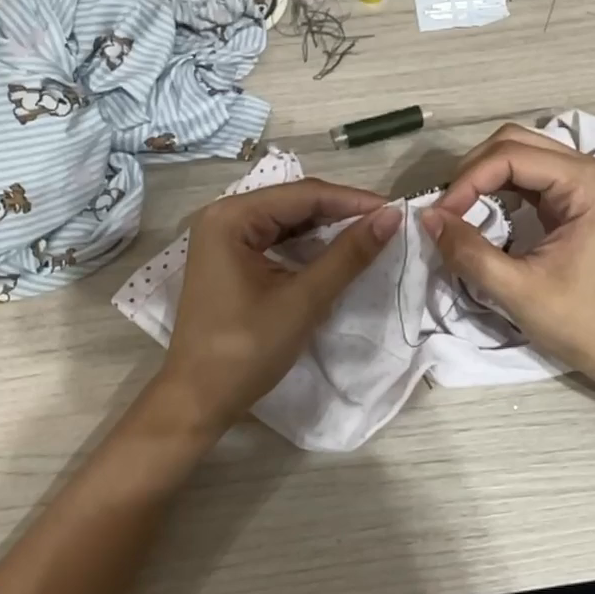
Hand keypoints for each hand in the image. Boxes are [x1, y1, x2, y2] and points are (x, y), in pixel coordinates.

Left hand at [156, 179, 399, 429]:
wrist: (198, 399)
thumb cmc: (246, 349)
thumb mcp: (303, 300)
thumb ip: (348, 255)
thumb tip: (391, 218)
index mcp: (231, 217)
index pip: (304, 194)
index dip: (352, 200)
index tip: (396, 211)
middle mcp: (223, 217)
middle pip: (294, 202)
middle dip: (340, 211)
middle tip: (387, 224)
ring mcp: (223, 238)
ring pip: (286, 220)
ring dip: (326, 228)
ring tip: (369, 234)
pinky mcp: (229, 260)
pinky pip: (275, 239)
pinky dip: (306, 245)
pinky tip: (334, 252)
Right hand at [422, 124, 594, 382]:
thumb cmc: (582, 322)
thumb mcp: (518, 291)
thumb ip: (470, 252)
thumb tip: (428, 218)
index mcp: (588, 183)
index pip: (511, 155)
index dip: (469, 181)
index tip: (441, 217)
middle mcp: (589, 170)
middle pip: (514, 143)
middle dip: (473, 171)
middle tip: (447, 211)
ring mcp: (584, 182)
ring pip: (518, 153)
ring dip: (482, 176)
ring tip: (457, 210)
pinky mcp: (574, 198)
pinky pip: (527, 174)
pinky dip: (497, 186)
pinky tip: (480, 210)